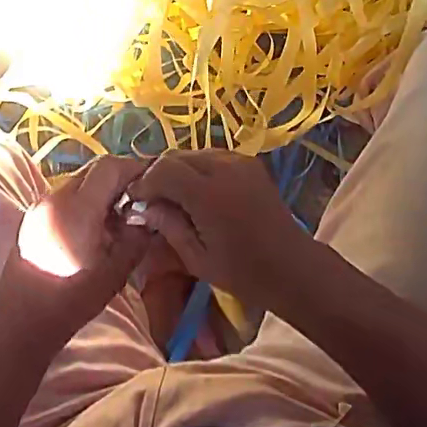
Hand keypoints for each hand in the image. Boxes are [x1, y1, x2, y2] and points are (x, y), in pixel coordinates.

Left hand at [0, 157, 150, 353]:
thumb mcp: (113, 275)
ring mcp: (39, 205)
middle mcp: (54, 198)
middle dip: (119, 179)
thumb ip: (136, 240)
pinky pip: (64, 196)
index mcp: (76, 208)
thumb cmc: (69, 304)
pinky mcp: (32, 217)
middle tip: (141, 199)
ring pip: (78, 182)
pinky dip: (84, 201)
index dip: (134, 168)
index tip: (154, 180)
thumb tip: (151, 217)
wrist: (18, 326)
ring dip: (101, 190)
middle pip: (92, 171)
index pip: (109, 167)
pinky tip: (95, 227)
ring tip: (120, 216)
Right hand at [132, 149, 320, 310]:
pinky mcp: (249, 162)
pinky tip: (196, 191)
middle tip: (150, 198)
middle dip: (158, 175)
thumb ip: (168, 226)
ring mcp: (239, 161)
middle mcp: (224, 168)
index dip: (144, 182)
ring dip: (177, 170)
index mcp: (210, 194)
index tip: (134, 199)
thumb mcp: (197, 258)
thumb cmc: (243, 272)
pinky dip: (196, 169)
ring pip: (193, 153)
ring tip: (172, 196)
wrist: (293, 266)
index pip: (164, 170)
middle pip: (176, 157)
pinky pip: (211, 156)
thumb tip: (143, 206)